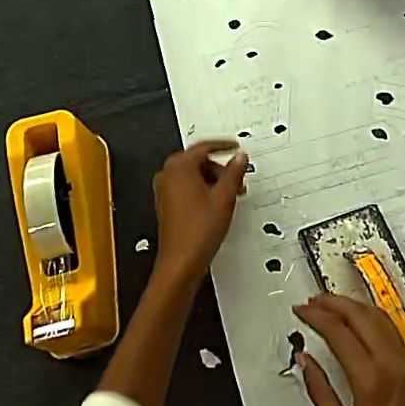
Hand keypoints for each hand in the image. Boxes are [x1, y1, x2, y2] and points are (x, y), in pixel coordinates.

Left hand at [151, 140, 248, 281]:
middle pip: (197, 160)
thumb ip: (234, 173)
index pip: (204, 147)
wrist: (181, 260)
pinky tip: (216, 201)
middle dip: (219, 167)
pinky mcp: (166, 201)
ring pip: (192, 173)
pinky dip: (201, 188)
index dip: (223, 145)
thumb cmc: (197, 231)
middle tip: (237, 175)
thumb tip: (239, 158)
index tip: (235, 146)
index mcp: (179, 167)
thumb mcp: (224, 197)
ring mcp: (165, 188)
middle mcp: (168, 174)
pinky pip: (185, 185)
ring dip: (211, 179)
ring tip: (230, 192)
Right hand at [295, 294, 404, 405]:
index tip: (302, 311)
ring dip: (354, 307)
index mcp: (373, 383)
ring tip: (333, 306)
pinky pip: (394, 334)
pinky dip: (372, 320)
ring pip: (382, 319)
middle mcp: (396, 370)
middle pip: (362, 315)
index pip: (338, 331)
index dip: (315, 315)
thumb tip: (306, 363)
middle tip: (313, 301)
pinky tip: (360, 324)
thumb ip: (321, 394)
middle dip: (333, 302)